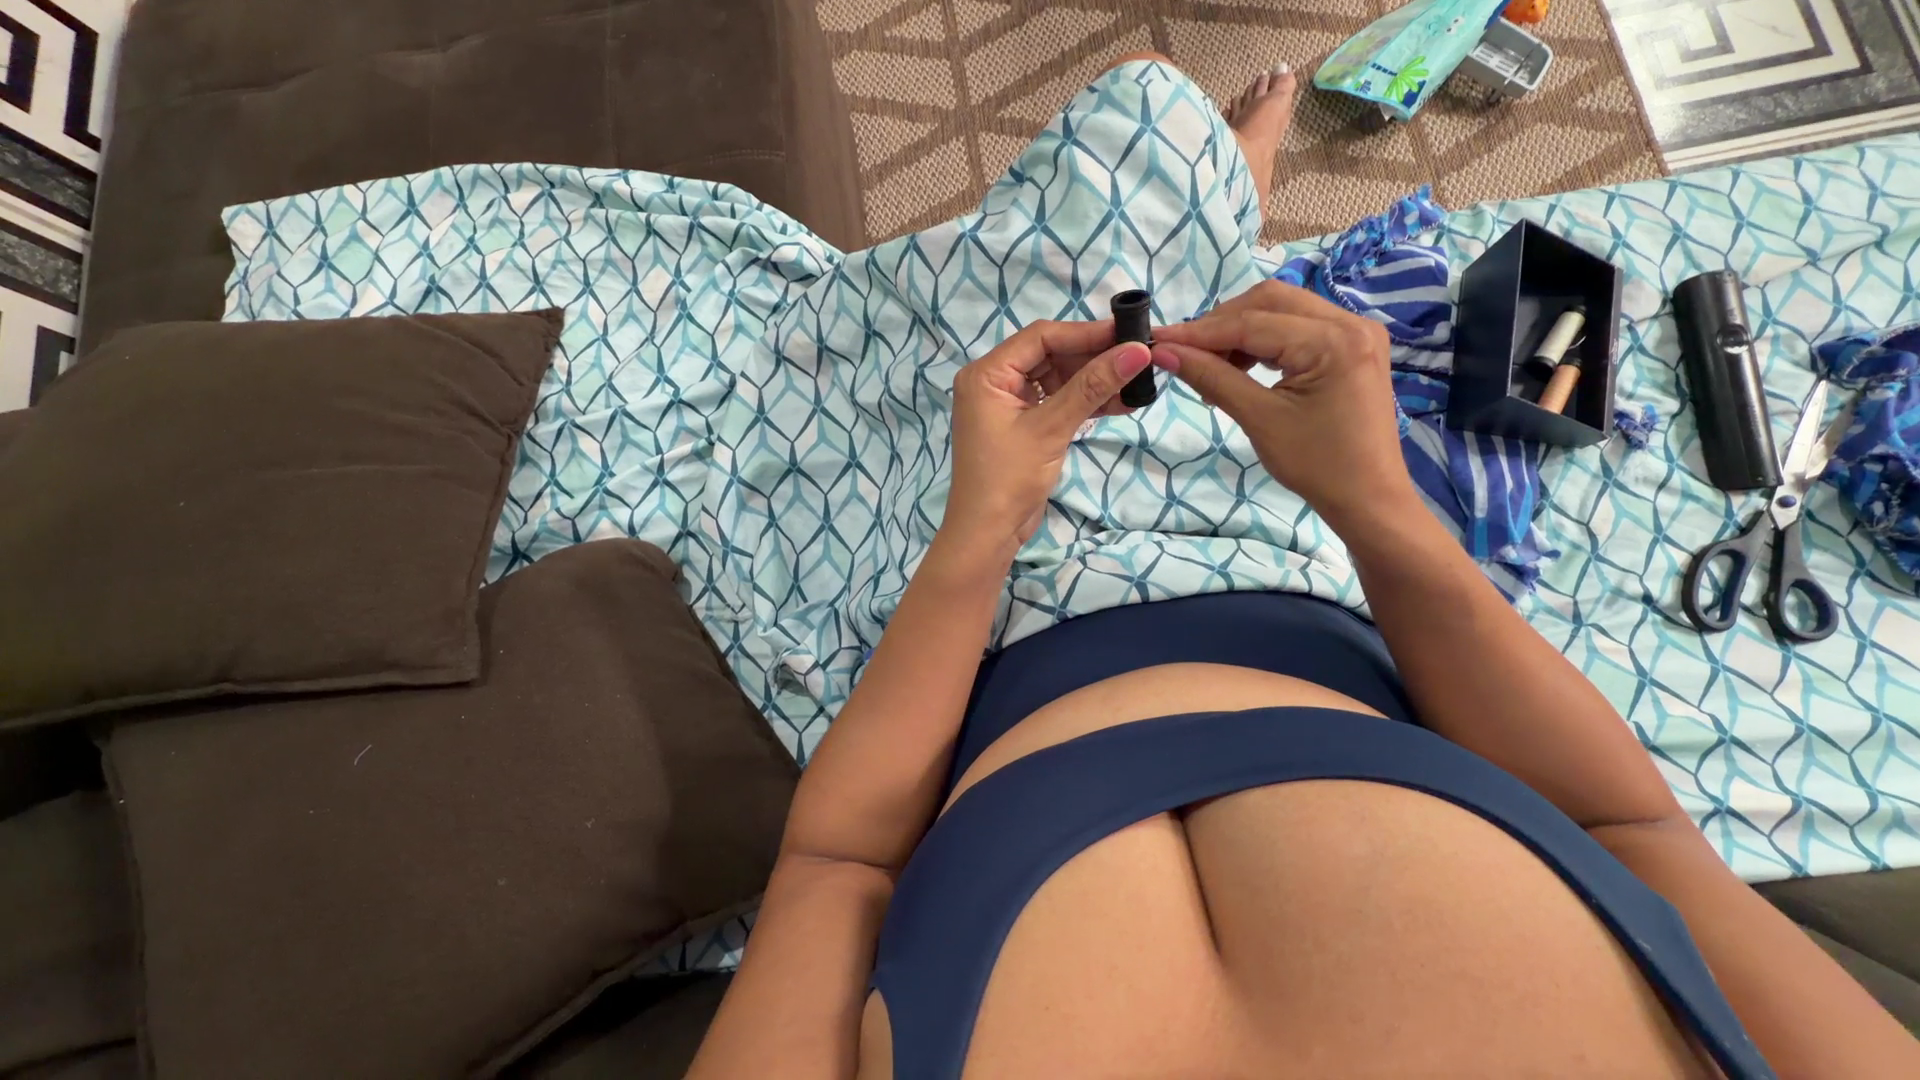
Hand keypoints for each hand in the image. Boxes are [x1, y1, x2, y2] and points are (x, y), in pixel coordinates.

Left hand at [943, 319, 1160, 556]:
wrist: (987, 533)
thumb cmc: (1008, 479)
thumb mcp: (1051, 428)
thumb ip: (1092, 387)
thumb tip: (1138, 351)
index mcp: (987, 374)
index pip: (1041, 337)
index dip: (1086, 333)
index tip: (1129, 334)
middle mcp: (994, 382)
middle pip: (1051, 354)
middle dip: (1094, 358)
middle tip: (1138, 357)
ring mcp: (1008, 404)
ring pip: (1058, 379)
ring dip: (1095, 382)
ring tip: (1138, 382)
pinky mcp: (1023, 425)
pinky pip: (1058, 402)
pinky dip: (1085, 403)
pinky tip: (1122, 403)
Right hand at [1150, 280, 1416, 533]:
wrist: (1367, 496)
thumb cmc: (1317, 465)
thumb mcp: (1259, 419)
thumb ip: (1212, 377)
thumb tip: (1164, 352)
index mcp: (1333, 340)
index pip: (1252, 322)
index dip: (1199, 332)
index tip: (1159, 341)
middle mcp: (1351, 322)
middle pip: (1269, 300)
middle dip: (1221, 323)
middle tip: (1185, 353)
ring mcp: (1356, 331)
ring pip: (1282, 309)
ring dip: (1241, 330)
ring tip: (1211, 364)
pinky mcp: (1352, 345)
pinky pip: (1298, 326)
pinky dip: (1264, 339)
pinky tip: (1241, 365)